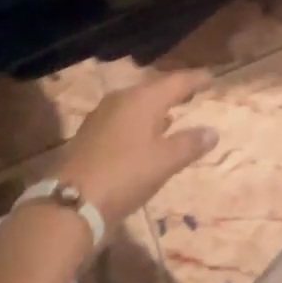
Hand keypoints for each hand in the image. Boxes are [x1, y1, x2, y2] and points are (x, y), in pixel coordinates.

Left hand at [55, 70, 218, 222]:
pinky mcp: (89, 134)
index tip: (211, 78)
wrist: (69, 204)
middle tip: (192, 94)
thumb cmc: (125, 175)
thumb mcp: (164, 162)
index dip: (196, 79)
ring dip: (155, 109)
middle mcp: (122, 98)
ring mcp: (102, 115)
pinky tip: (142, 136)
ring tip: (171, 116)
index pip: (177, 81)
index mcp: (144, 98)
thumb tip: (212, 131)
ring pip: (137, 104)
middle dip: (174, 92)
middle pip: (155, 89)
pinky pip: (122, 118)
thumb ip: (190, 144)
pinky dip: (138, 122)